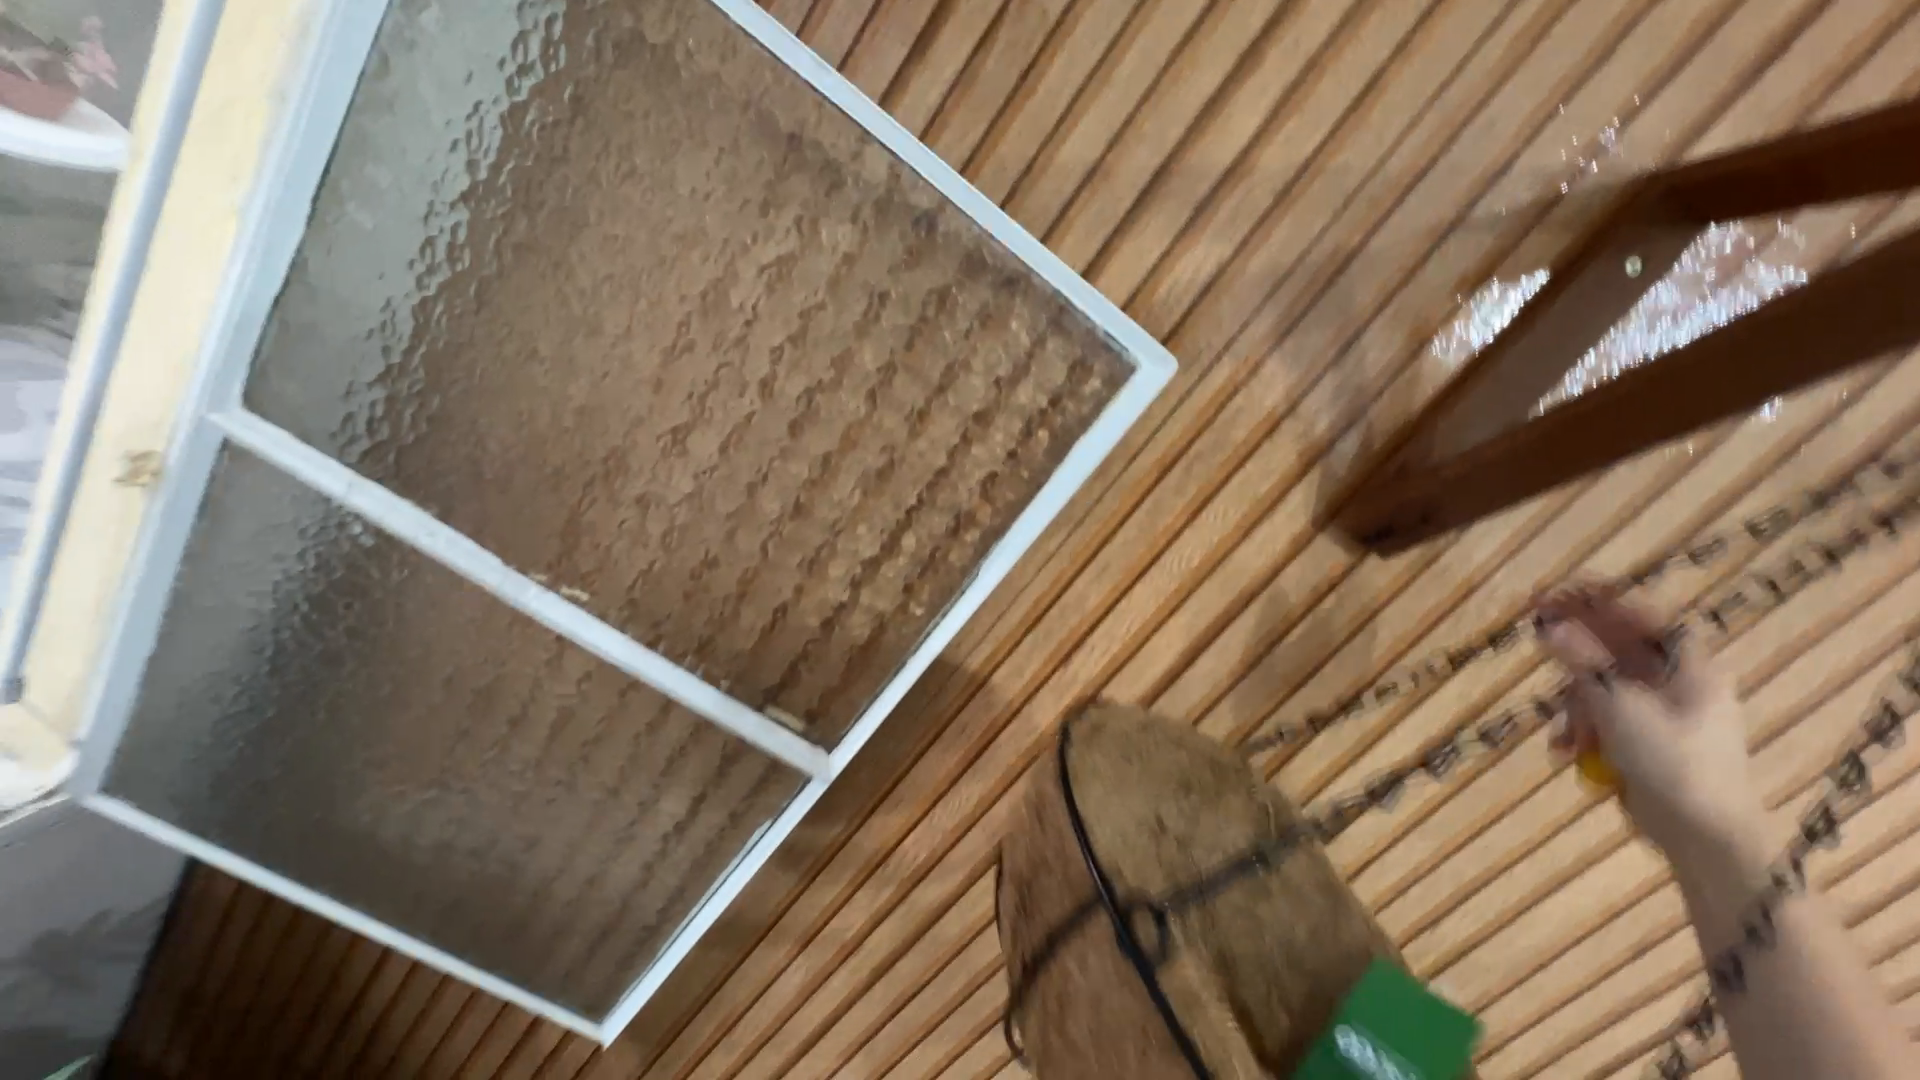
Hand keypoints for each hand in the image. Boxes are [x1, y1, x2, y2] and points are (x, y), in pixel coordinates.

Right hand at [1533, 586, 1765, 860]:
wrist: (1704, 835)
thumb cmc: (1672, 761)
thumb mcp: (1619, 705)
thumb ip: (1582, 661)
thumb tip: (1548, 625)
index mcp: (1688, 665)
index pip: (1641, 613)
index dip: (1596, 597)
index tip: (1551, 592)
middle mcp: (1676, 681)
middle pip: (1615, 647)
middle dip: (1574, 651)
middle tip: (1535, 631)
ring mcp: (1660, 711)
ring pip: (1601, 684)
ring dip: (1573, 703)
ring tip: (1563, 730)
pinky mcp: (1643, 738)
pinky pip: (1602, 716)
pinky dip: (1581, 728)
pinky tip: (1566, 748)